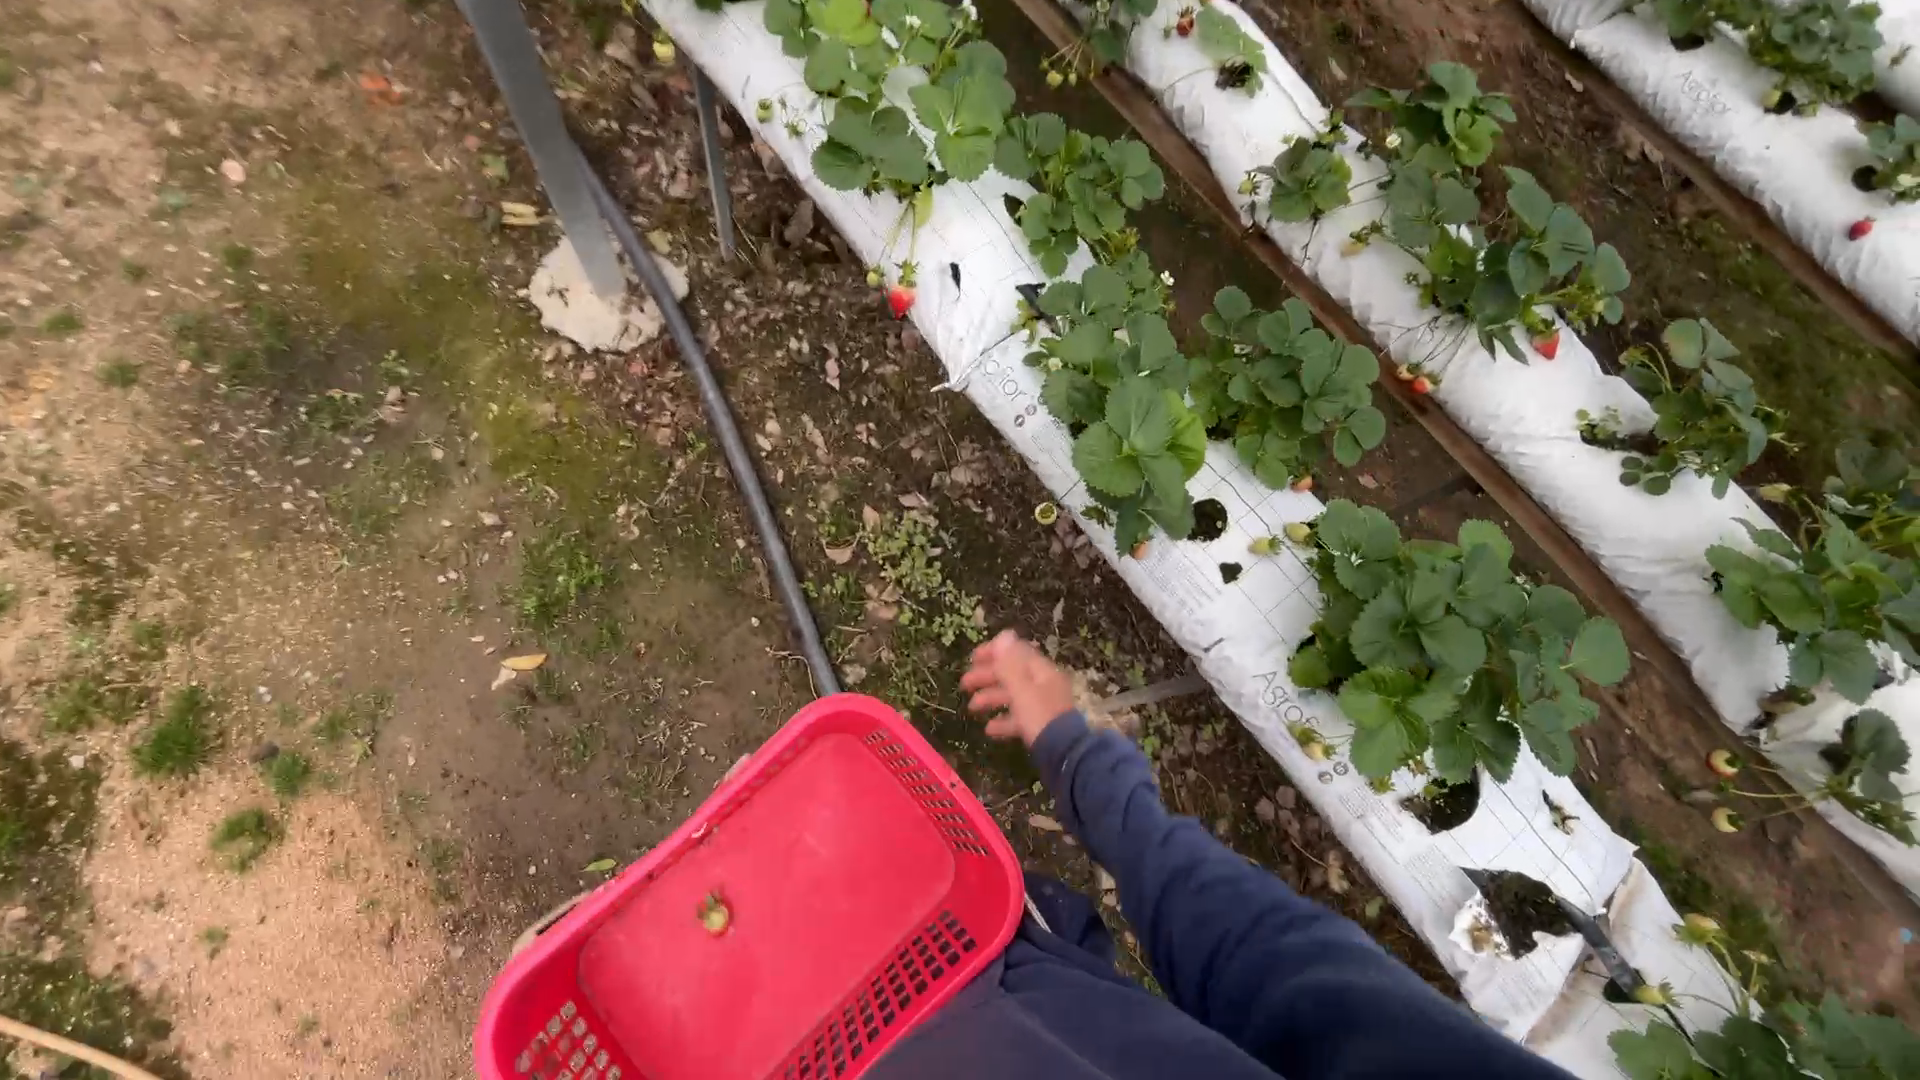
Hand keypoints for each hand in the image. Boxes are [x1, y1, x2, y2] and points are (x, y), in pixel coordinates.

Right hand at [960, 630, 1075, 745]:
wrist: (1064, 754)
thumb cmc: (1040, 717)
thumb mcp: (1021, 689)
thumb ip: (1010, 664)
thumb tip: (1004, 635)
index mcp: (1041, 671)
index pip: (1016, 653)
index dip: (994, 652)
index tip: (972, 658)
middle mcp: (1043, 684)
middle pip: (1011, 674)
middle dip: (986, 677)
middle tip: (964, 684)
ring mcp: (1042, 706)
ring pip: (1013, 696)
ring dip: (991, 698)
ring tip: (972, 708)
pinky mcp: (1040, 726)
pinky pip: (1018, 718)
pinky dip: (1003, 721)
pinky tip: (989, 729)